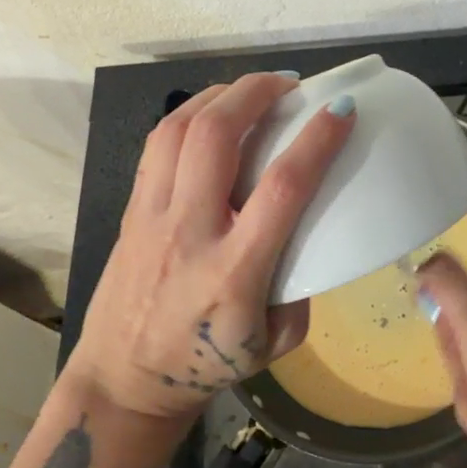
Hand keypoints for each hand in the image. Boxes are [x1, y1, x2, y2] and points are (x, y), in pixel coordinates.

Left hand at [67, 72, 354, 419]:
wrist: (123, 383)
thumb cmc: (208, 363)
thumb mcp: (277, 341)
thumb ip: (302, 287)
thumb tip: (317, 229)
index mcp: (234, 272)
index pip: (282, 187)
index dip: (316, 140)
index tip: (343, 108)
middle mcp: (190, 233)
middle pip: (215, 137)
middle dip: (256, 93)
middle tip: (291, 85)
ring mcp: (152, 217)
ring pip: (177, 130)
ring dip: (220, 95)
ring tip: (253, 90)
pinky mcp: (130, 210)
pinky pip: (157, 144)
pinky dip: (189, 114)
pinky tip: (214, 112)